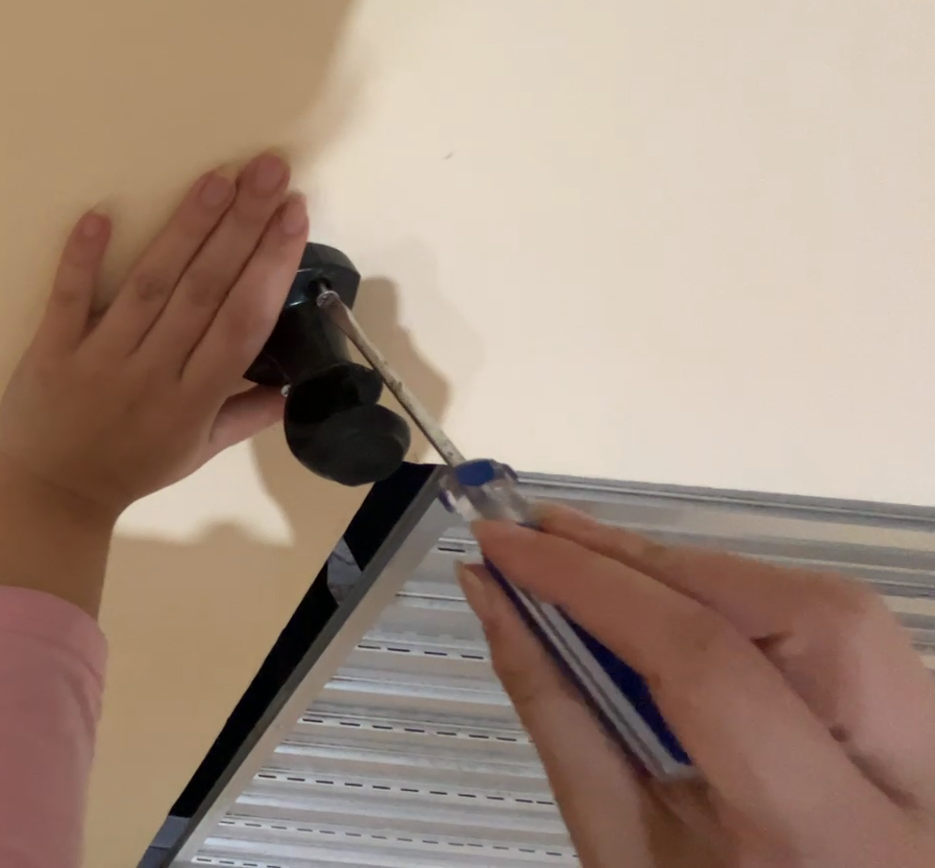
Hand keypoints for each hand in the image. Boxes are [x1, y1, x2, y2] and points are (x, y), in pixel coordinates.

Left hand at [0, 151, 308, 517]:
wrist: (52, 493)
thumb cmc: (129, 469)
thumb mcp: (194, 454)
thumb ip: (241, 418)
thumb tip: (289, 389)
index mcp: (194, 399)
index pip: (243, 322)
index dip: (272, 266)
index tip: (295, 215)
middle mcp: (153, 372)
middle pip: (204, 291)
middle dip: (240, 227)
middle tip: (267, 170)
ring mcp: (99, 359)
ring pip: (149, 287)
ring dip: (184, 231)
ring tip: (215, 180)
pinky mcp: (52, 351)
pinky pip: (69, 300)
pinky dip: (82, 258)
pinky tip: (99, 214)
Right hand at [462, 506, 934, 866]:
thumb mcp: (611, 838)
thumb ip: (549, 703)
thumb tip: (486, 588)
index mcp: (832, 841)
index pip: (703, 659)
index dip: (585, 578)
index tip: (497, 540)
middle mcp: (927, 790)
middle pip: (799, 613)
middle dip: (649, 560)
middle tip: (545, 538)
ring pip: (827, 610)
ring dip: (687, 572)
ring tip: (590, 565)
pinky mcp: (930, 739)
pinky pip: (832, 634)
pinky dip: (727, 600)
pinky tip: (656, 604)